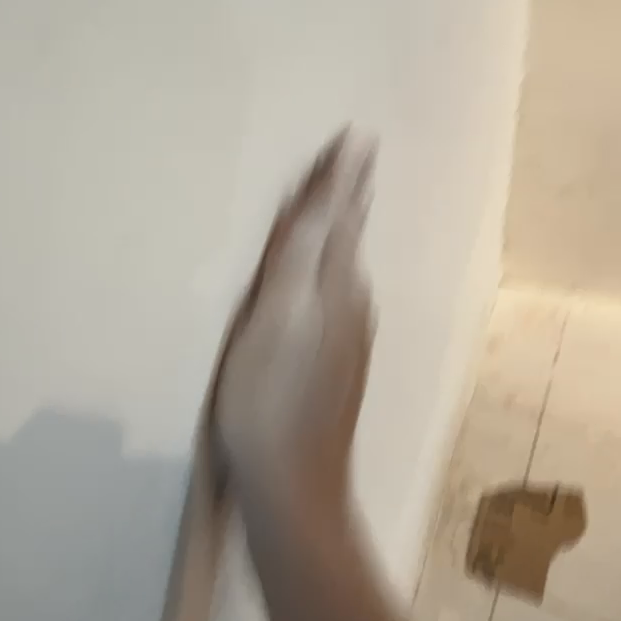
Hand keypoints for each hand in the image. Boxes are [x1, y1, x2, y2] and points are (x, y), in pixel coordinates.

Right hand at [210, 129, 375, 516]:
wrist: (297, 483)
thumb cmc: (264, 402)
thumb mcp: (269, 324)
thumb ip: (296, 264)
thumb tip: (328, 209)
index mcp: (330, 291)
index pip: (334, 220)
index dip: (340, 180)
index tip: (354, 137)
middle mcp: (350, 306)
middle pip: (348, 237)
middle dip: (350, 195)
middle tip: (356, 155)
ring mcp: (350, 337)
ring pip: (348, 263)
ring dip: (346, 224)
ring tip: (344, 195)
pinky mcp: (342, 361)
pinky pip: (343, 289)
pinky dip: (338, 259)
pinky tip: (331, 266)